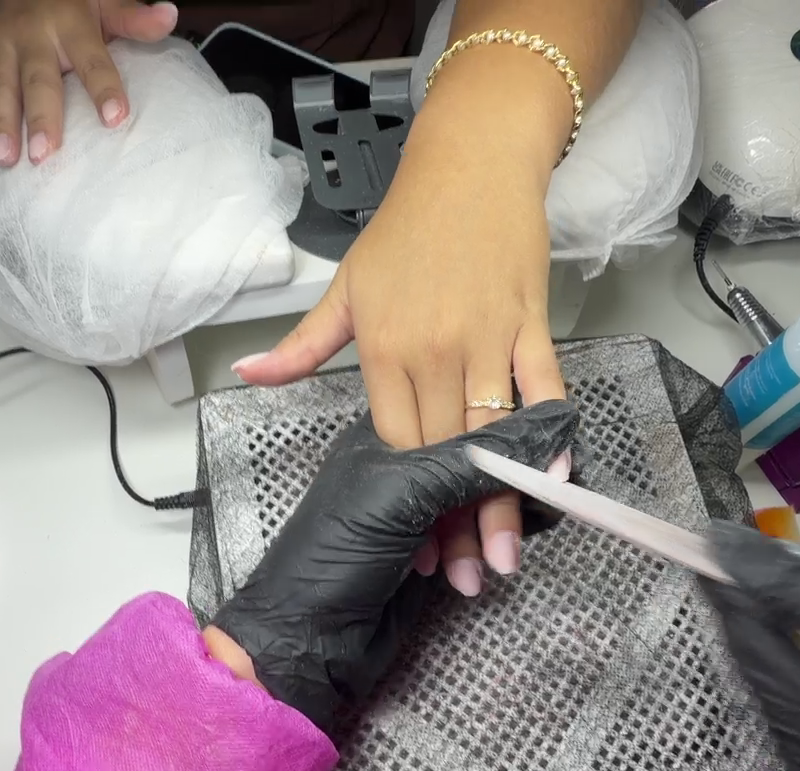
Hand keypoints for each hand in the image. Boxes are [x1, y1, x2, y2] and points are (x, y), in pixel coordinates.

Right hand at [0, 0, 177, 165]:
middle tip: (43, 154)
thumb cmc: (67, 0)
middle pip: (37, 80)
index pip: (91, 59)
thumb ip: (131, 17)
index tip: (115, 117)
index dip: (103, 87)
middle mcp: (30, 33)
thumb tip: (169, 17)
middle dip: (40, 117)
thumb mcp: (100, 0)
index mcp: (69, 23)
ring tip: (5, 158)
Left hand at [213, 400, 577, 728]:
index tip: (552, 456)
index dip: (511, 429)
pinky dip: (484, 550)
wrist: (308, 635)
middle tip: (537, 509)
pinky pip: (474, 533)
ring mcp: (418, 508)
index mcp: (388, 430)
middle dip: (508, 488)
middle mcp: (405, 462)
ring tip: (500, 561)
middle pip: (481, 455)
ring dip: (495, 528)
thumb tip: (555, 423)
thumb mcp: (405, 491)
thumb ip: (477, 457)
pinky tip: (485, 570)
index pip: (465, 411)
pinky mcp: (430, 548)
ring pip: (482, 497)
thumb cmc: (342, 549)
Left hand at [233, 71, 567, 597]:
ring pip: (491, 435)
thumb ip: (301, 345)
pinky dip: (549, 433)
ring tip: (503, 558)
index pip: (394, 446)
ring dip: (501, 501)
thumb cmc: (402, 232)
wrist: (468, 164)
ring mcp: (485, 338)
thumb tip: (246, 370)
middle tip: (465, 577)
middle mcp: (432, 352)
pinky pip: (543, 387)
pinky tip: (553, 480)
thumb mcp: (342, 289)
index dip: (405, 504)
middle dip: (454, 522)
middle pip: (441, 455)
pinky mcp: (530, 324)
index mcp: (382, 352)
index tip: (415, 551)